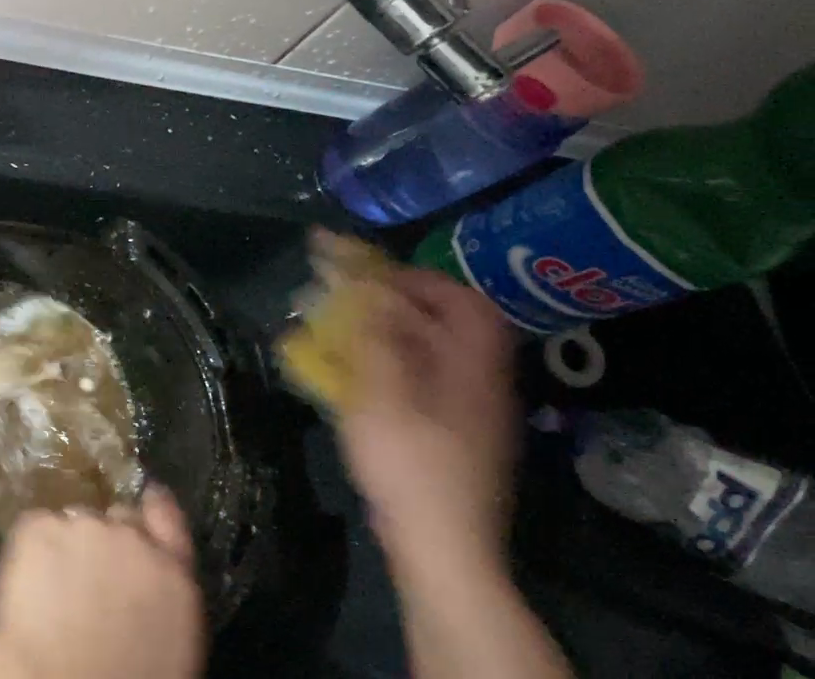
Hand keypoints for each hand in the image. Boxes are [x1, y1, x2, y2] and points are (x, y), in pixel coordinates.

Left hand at [0, 484, 205, 678]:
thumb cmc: (122, 678)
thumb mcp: (168, 644)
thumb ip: (163, 597)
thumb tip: (150, 585)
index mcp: (173, 577)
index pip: (167, 518)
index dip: (156, 506)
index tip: (149, 496)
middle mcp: (130, 539)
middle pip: (118, 518)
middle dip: (105, 537)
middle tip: (87, 571)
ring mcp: (82, 526)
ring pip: (73, 521)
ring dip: (67, 542)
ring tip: (53, 581)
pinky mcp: (37, 524)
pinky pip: (36, 527)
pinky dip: (32, 546)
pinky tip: (29, 578)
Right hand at [337, 269, 517, 576]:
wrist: (441, 547)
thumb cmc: (411, 465)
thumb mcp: (383, 394)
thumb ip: (376, 336)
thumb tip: (367, 286)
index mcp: (473, 368)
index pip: (461, 301)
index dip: (415, 278)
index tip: (365, 270)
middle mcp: (479, 383)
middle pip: (446, 324)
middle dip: (393, 301)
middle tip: (344, 293)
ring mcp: (467, 412)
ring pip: (430, 352)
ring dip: (385, 331)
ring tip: (338, 325)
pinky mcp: (450, 435)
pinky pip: (420, 379)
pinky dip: (386, 362)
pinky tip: (352, 372)